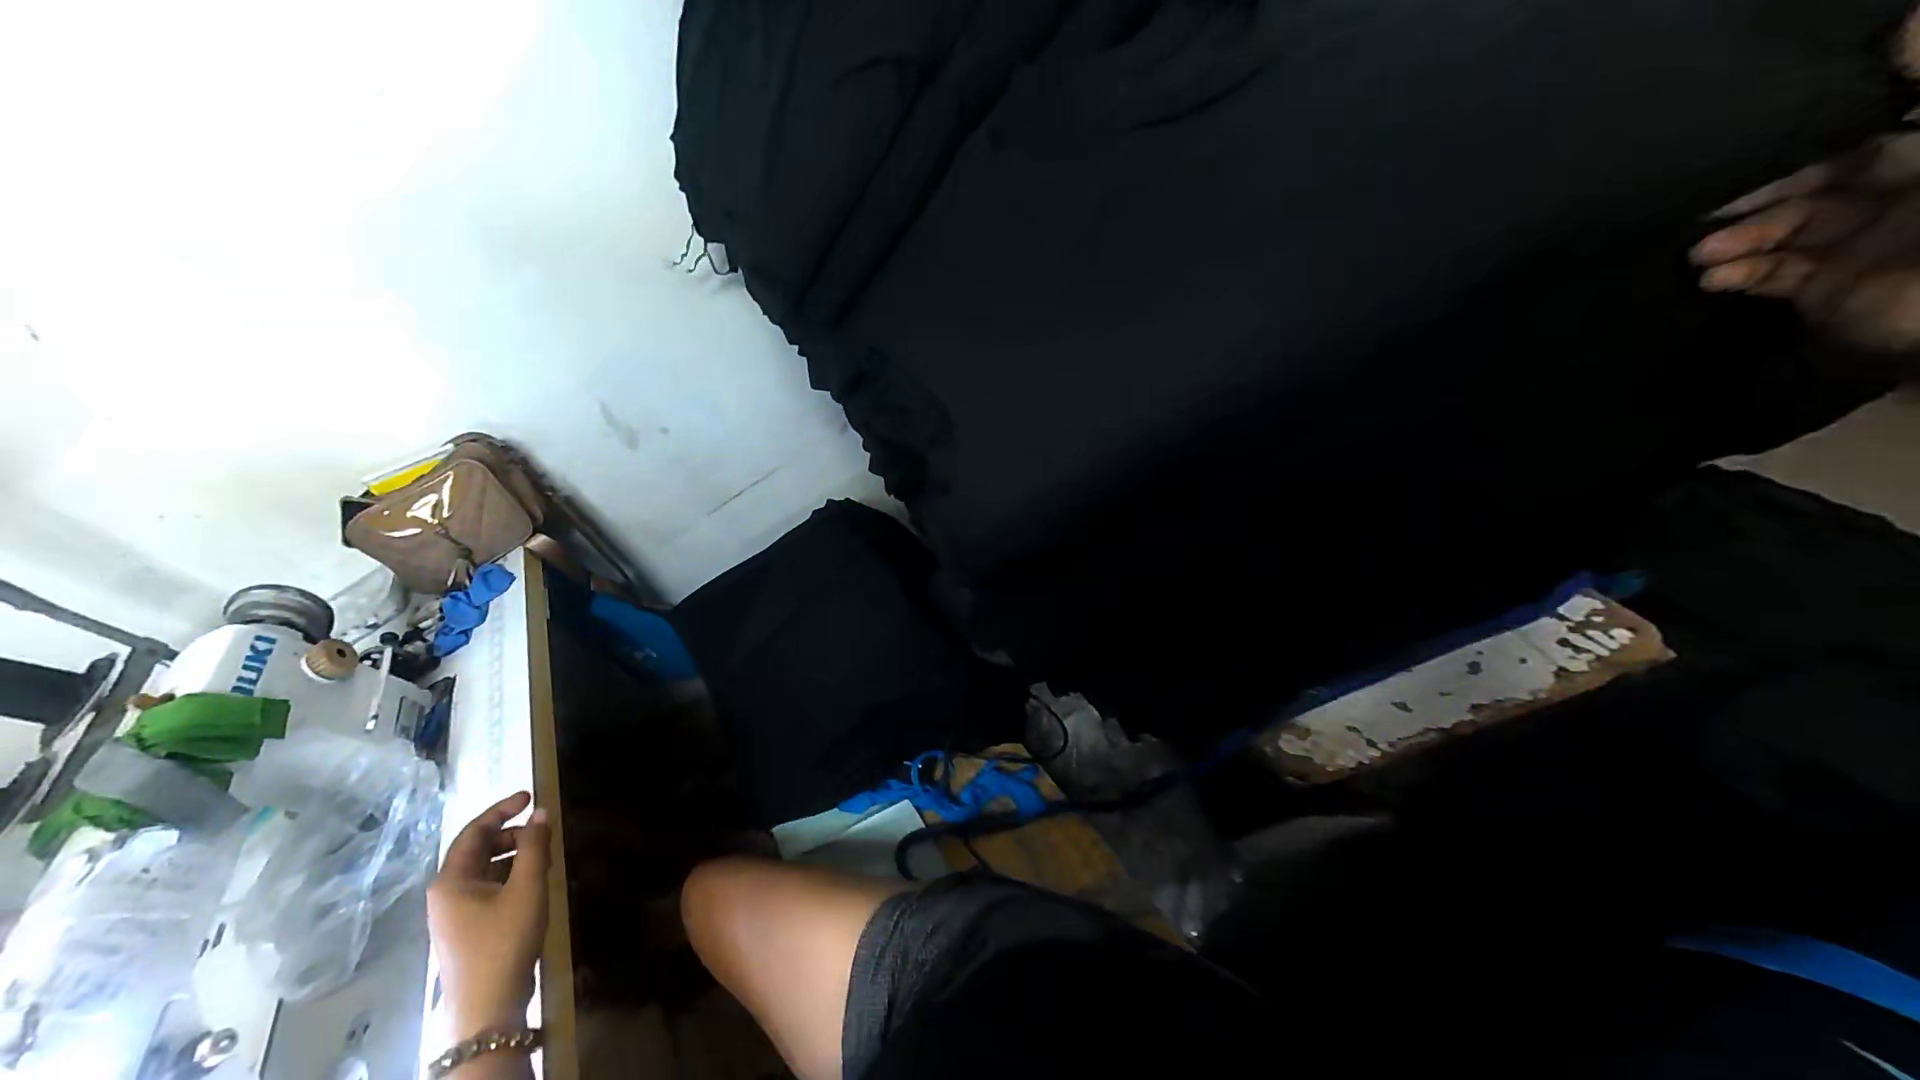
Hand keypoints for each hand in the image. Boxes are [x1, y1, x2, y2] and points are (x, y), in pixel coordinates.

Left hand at [428, 791, 551, 1038]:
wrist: (488, 1004)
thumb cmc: (504, 939)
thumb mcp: (527, 887)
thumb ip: (535, 846)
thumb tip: (541, 812)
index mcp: (451, 880)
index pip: (474, 831)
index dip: (503, 809)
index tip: (531, 796)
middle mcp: (447, 893)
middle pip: (479, 849)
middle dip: (513, 834)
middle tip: (544, 832)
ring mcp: (455, 913)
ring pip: (487, 869)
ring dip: (516, 856)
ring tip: (546, 856)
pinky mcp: (468, 928)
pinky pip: (490, 888)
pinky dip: (512, 876)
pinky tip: (535, 882)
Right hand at [1692, 131, 1919, 355]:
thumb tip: (1905, 18)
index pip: (1843, 149)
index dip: (1790, 158)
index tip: (1736, 166)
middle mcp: (1887, 198)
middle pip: (1800, 195)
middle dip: (1749, 208)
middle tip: (1706, 218)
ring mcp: (1853, 248)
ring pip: (1777, 237)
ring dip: (1734, 245)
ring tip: (1703, 257)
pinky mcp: (1825, 291)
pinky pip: (1771, 278)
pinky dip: (1738, 277)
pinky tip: (1715, 279)